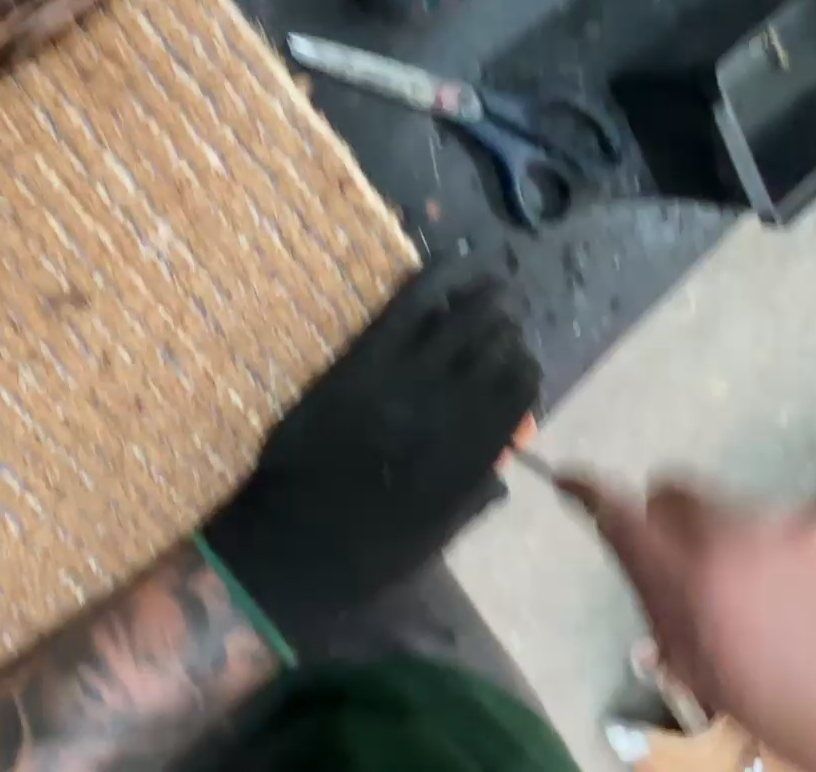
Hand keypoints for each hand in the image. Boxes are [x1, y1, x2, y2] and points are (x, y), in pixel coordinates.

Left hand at [200, 267, 538, 651]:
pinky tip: (444, 264)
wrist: (290, 544)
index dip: (525, 368)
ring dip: (480, 297)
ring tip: (490, 279)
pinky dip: (428, 285)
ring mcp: (399, 388)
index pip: (518, 394)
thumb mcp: (436, 534)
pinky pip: (401, 315)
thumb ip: (476, 491)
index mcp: (470, 459)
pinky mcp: (356, 368)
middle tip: (505, 308)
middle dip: (506, 325)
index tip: (520, 355)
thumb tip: (506, 460)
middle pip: (494, 351)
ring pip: (458, 325)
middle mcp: (445, 416)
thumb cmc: (365, 551)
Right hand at [561, 477, 815, 771]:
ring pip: (721, 504)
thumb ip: (655, 598)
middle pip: (669, 490)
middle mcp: (739, 535)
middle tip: (683, 568)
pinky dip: (763, 544)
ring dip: (716, 533)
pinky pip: (770, 519)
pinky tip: (799, 596)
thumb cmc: (794, 717)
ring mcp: (793, 526)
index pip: (622, 511)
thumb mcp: (703, 669)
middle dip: (663, 520)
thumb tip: (625, 545)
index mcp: (700, 578)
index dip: (586, 490)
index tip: (567, 480)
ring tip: (753, 593)